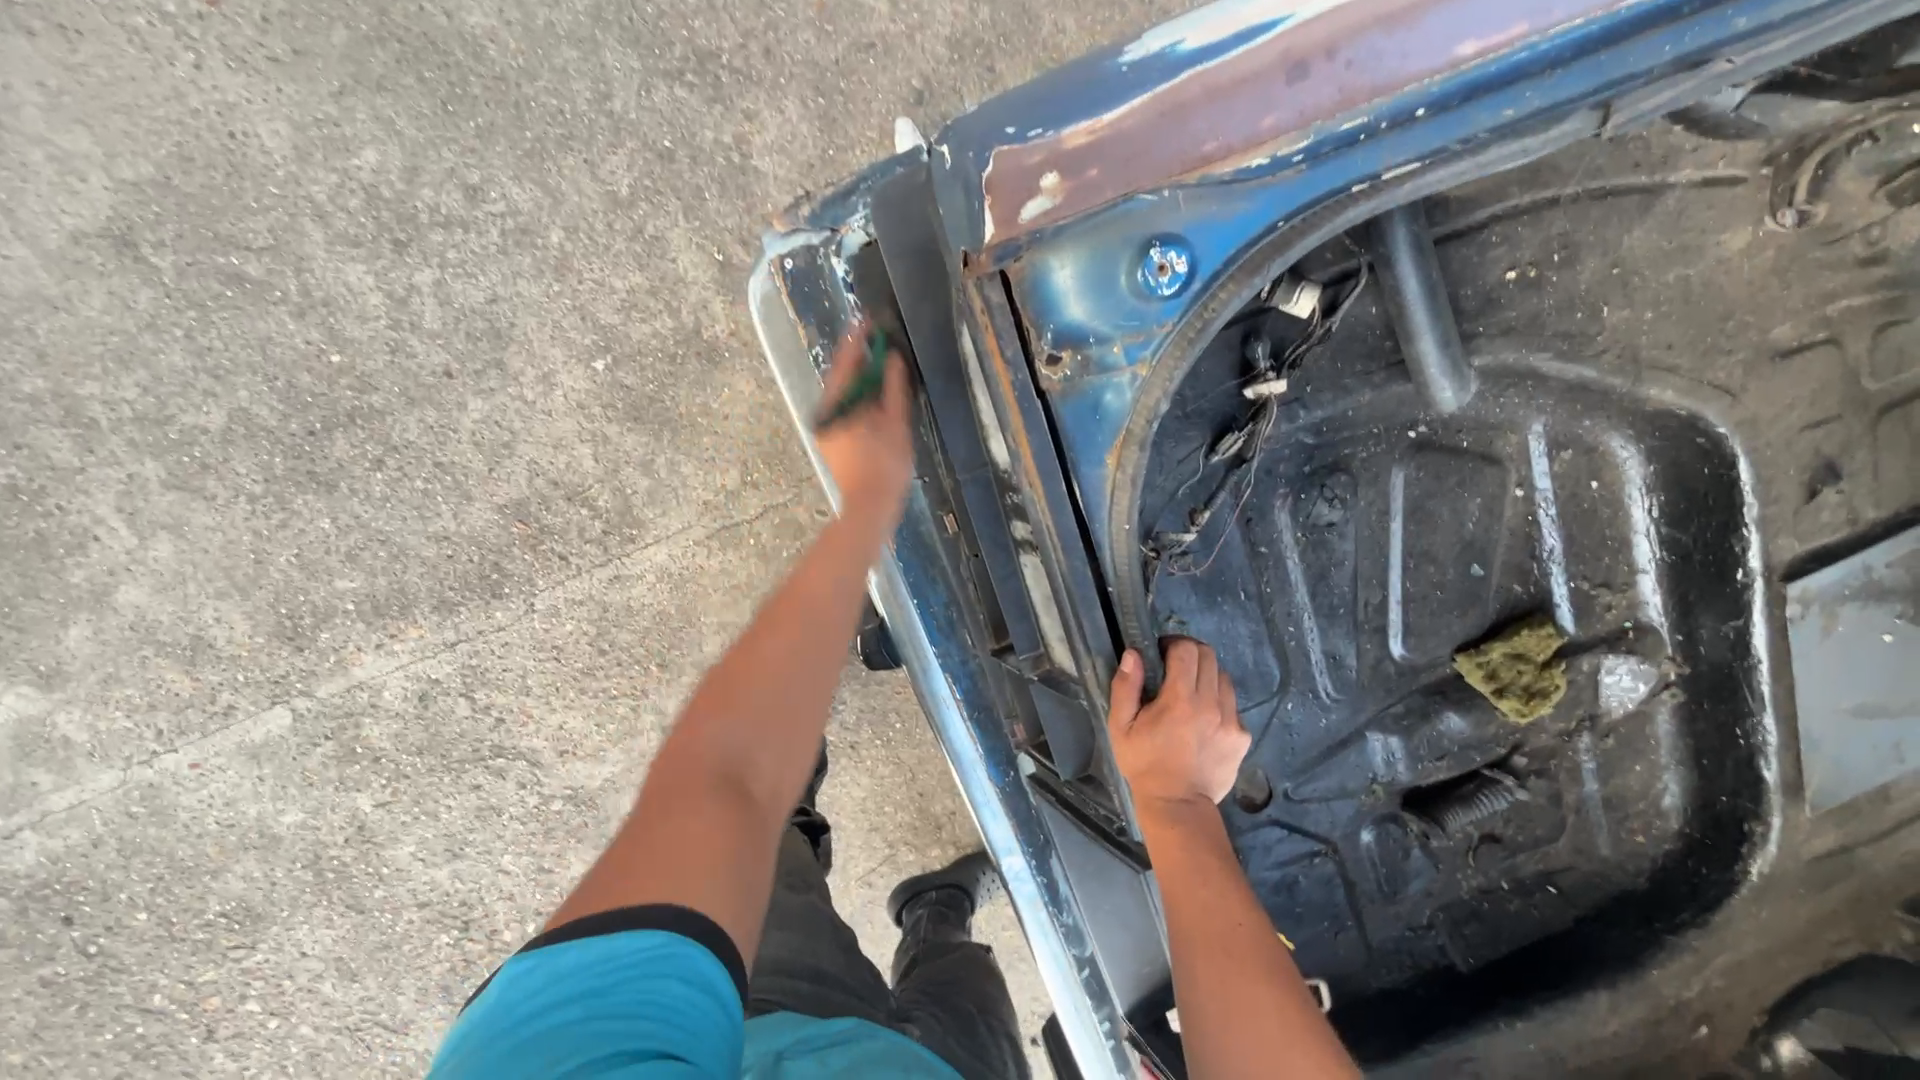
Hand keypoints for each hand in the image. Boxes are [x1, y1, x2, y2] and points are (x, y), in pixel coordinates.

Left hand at [815, 323, 913, 535]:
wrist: (870, 508)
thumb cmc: (885, 466)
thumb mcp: (895, 422)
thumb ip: (892, 386)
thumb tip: (892, 357)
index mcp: (835, 405)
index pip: (845, 362)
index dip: (858, 339)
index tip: (869, 319)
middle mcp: (824, 413)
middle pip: (842, 377)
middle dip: (861, 358)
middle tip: (880, 338)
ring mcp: (826, 429)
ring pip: (844, 395)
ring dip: (862, 379)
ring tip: (882, 363)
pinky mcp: (833, 441)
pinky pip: (846, 410)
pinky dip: (860, 399)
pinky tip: (877, 396)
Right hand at [1108, 638, 1249, 809]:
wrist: (1178, 805)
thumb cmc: (1144, 764)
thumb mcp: (1121, 727)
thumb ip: (1126, 687)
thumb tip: (1133, 654)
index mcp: (1179, 700)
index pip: (1186, 650)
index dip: (1173, 644)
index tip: (1162, 653)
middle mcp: (1211, 704)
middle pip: (1209, 656)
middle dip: (1191, 654)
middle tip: (1175, 667)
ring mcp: (1231, 720)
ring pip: (1224, 678)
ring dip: (1207, 676)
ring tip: (1191, 694)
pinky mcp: (1242, 736)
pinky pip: (1233, 705)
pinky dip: (1219, 702)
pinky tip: (1204, 719)